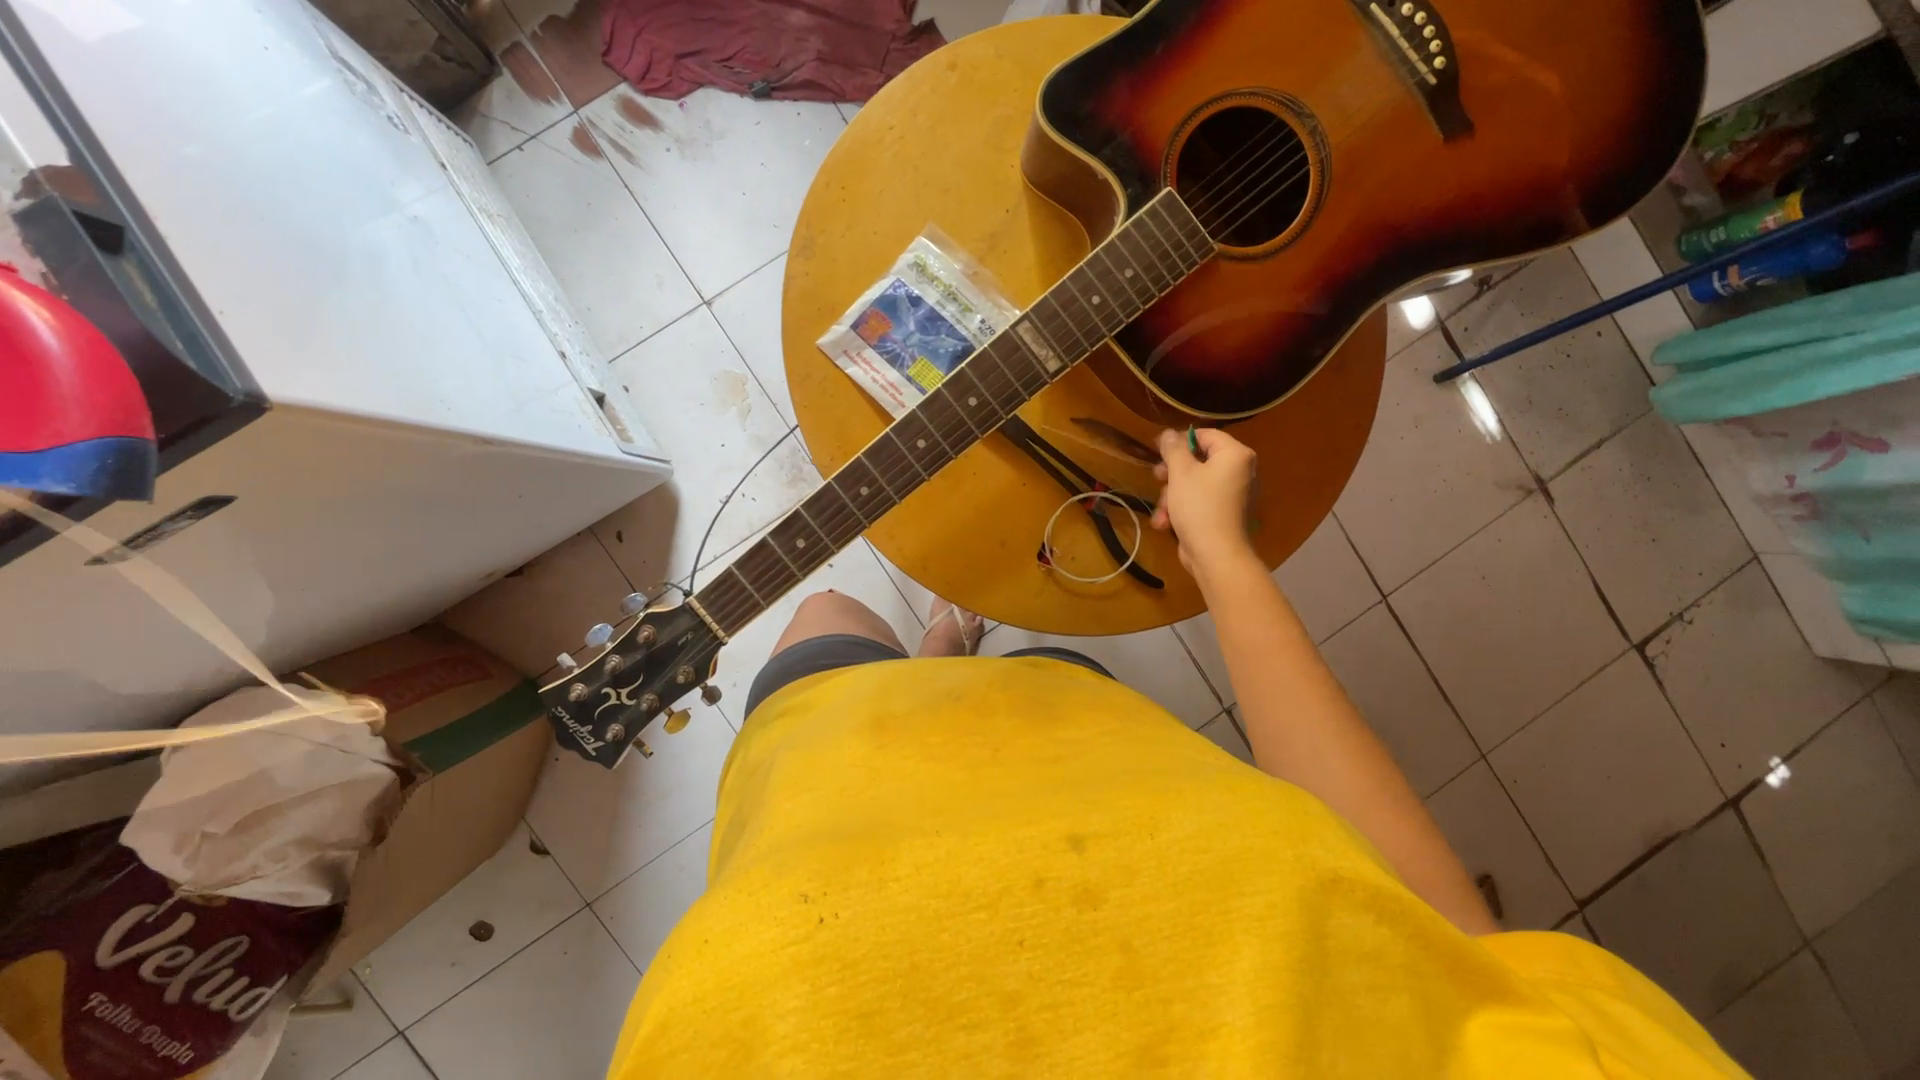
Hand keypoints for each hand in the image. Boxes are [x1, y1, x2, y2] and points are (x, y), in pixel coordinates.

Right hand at [1151, 428, 1257, 575]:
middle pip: (1198, 461)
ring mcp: (1232, 494)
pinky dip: (1181, 509)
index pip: (1205, 435)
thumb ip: (1174, 448)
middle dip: (1172, 473)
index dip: (1179, 440)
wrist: (1216, 554)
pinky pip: (1199, 502)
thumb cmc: (1199, 506)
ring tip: (1162, 511)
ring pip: (1194, 484)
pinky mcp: (1223, 514)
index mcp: (1235, 455)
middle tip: (1157, 477)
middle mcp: (1239, 471)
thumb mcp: (1180, 472)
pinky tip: (1165, 523)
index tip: (1157, 449)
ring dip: (1172, 496)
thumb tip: (1169, 433)